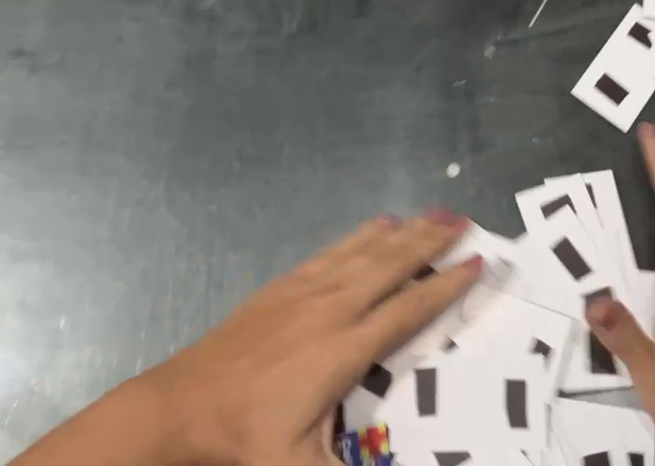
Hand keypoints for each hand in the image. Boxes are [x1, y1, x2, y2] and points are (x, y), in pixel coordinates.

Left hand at [12, 209, 481, 465]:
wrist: (178, 408)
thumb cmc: (243, 441)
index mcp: (342, 352)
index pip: (407, 311)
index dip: (445, 287)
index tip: (476, 262)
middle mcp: (331, 310)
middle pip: (391, 266)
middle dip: (431, 241)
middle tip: (464, 219)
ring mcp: (305, 291)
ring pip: (367, 250)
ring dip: (405, 229)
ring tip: (435, 212)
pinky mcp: (284, 284)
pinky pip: (334, 250)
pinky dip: (363, 233)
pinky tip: (378, 222)